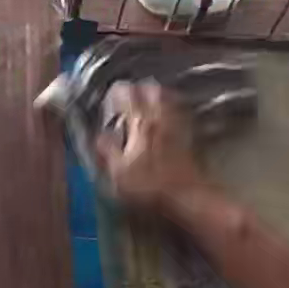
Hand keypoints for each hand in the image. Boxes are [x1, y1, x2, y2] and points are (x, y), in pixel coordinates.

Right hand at [92, 80, 206, 207]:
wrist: (190, 200)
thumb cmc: (149, 187)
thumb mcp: (117, 171)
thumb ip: (106, 150)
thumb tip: (98, 136)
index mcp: (141, 123)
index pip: (127, 95)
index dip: (116, 91)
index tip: (107, 95)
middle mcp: (162, 119)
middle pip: (153, 90)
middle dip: (139, 88)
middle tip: (128, 94)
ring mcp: (179, 127)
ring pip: (169, 99)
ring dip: (157, 96)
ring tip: (146, 101)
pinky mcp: (191, 138)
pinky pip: (179, 113)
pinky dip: (170, 109)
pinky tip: (164, 118)